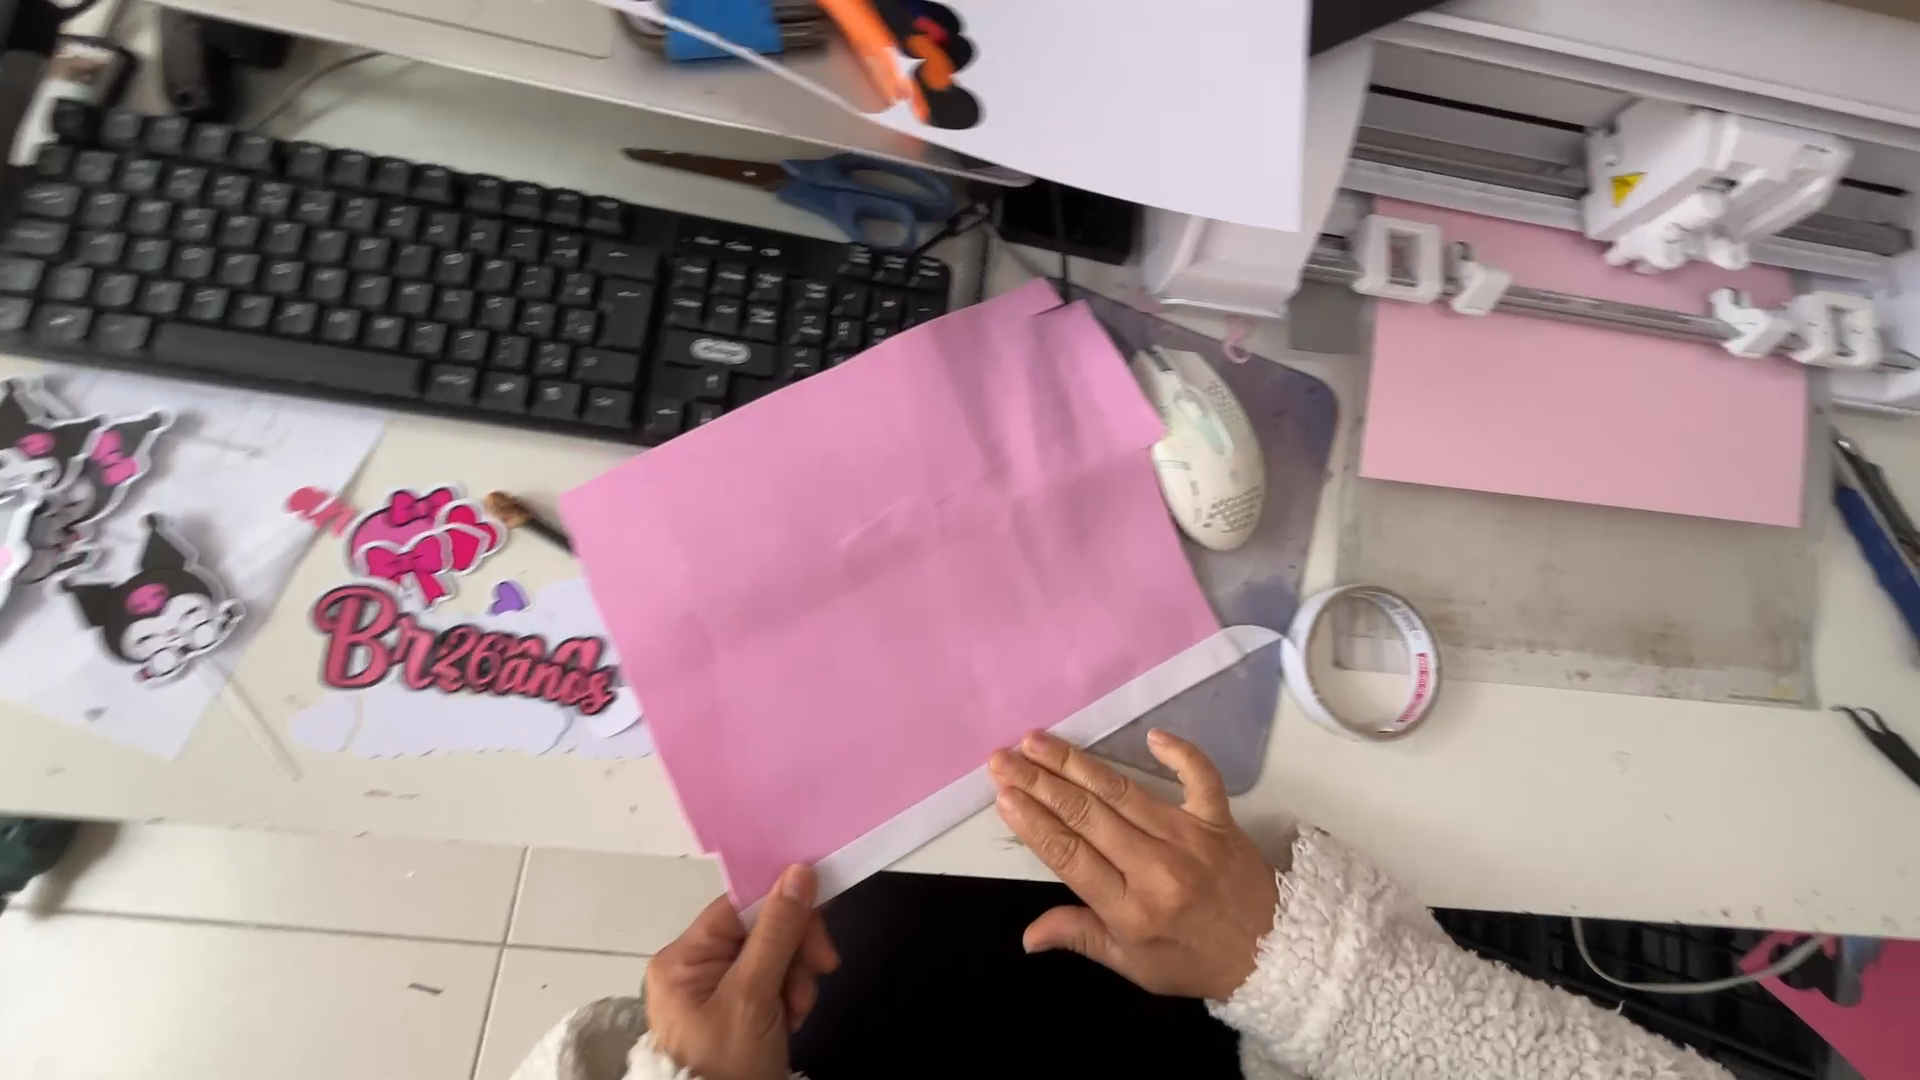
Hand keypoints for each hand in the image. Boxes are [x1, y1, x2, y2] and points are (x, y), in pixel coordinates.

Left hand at [645, 865, 839, 1079]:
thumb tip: (799, 870)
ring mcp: (717, 989)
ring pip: (776, 953)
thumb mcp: (753, 996)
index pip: (743, 904)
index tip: (823, 913)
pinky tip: (791, 1019)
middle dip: (796, 949)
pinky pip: (775, 980)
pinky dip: (792, 994)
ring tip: (798, 1011)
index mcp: (685, 957)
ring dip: (798, 976)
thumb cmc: (726, 1067)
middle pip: (763, 927)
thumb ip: (778, 931)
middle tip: (823, 968)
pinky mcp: (738, 1010)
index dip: (785, 904)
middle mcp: (697, 966)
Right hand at [989, 729, 1282, 1000]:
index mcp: (1132, 909)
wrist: (1277, 956)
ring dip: (1076, 763)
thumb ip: (1080, 937)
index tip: (1003, 794)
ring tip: (1037, 740)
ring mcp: (1189, 837)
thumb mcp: (1133, 966)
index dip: (1033, 823)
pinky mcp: (1218, 818)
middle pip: (1086, 815)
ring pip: (1122, 791)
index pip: (1070, 856)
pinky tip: (1151, 735)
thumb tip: (1027, 935)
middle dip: (1038, 783)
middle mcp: (1156, 868)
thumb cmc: (1193, 960)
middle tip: (1003, 758)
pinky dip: (1180, 753)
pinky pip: (1199, 776)